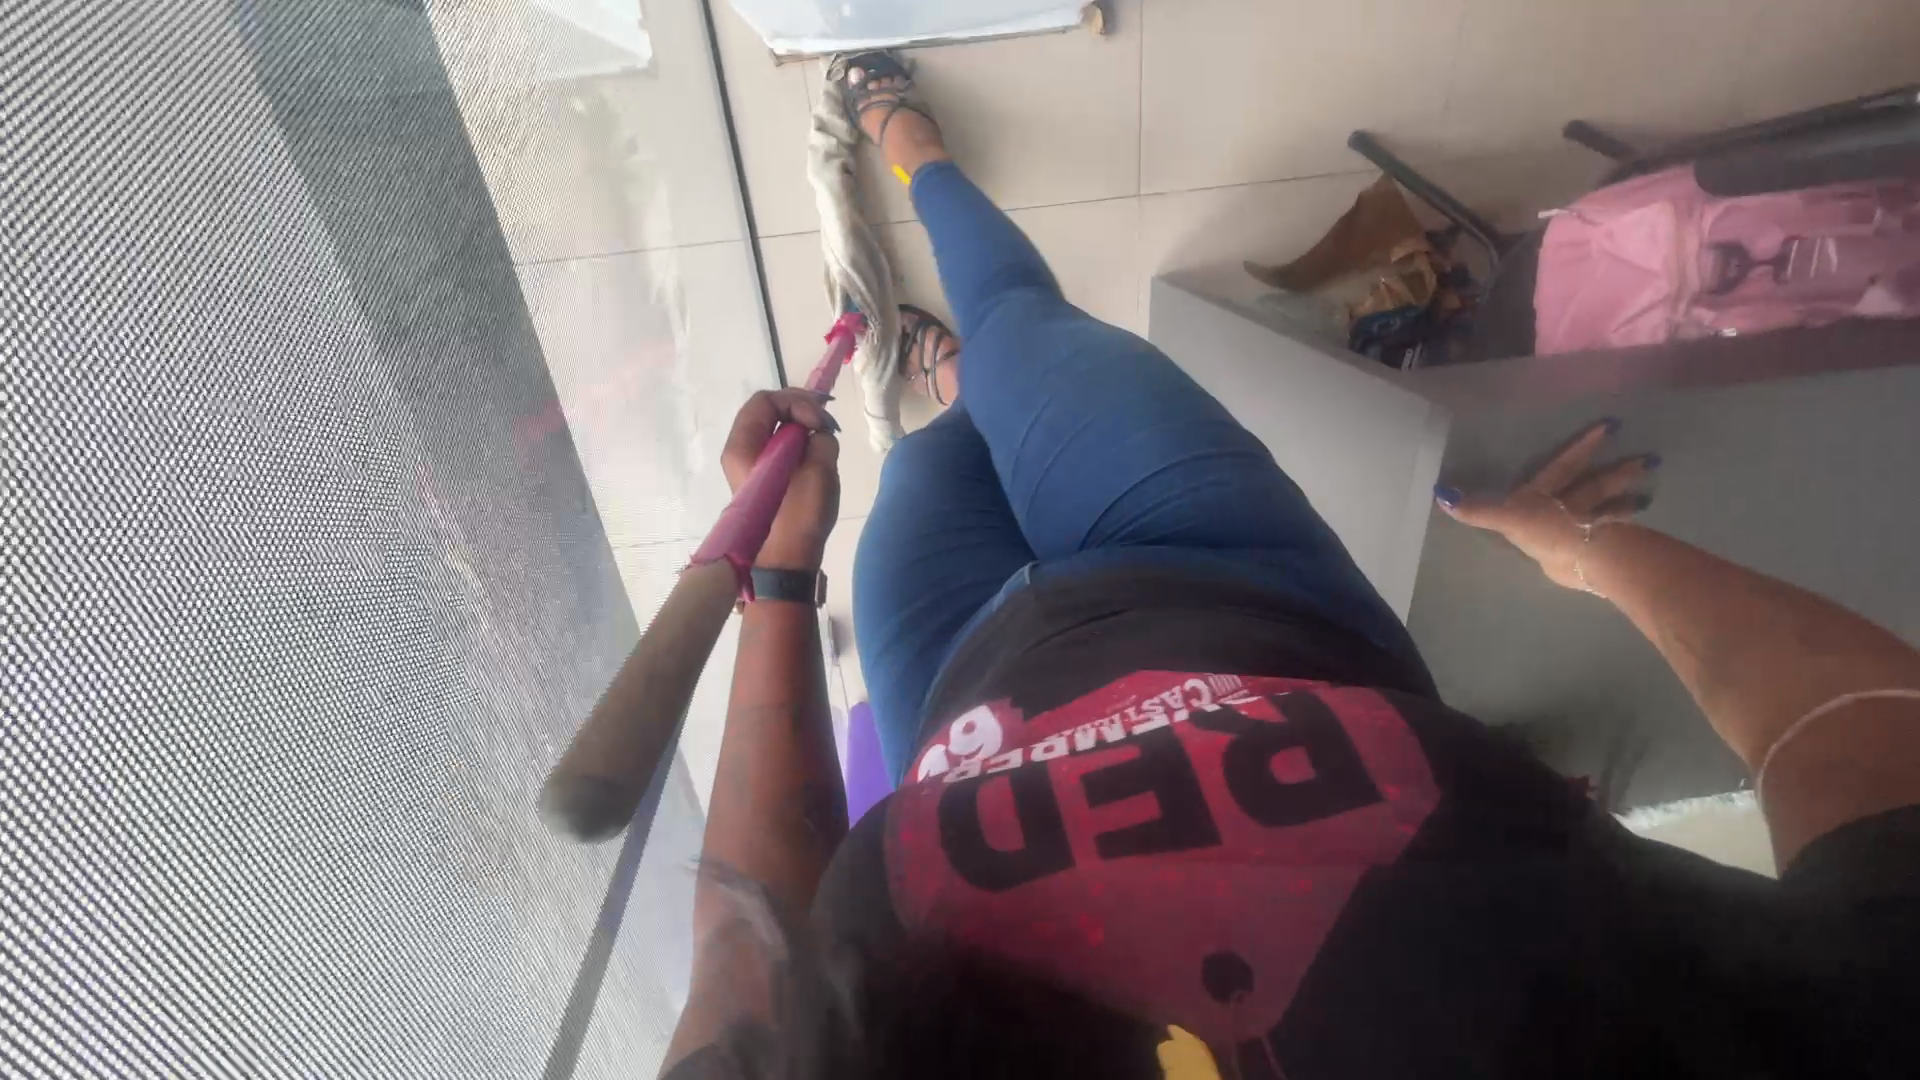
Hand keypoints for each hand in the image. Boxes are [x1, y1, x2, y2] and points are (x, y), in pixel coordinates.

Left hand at [722, 389, 840, 571]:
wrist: (785, 563)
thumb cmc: (798, 517)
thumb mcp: (819, 470)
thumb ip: (821, 439)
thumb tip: (817, 436)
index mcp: (744, 446)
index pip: (766, 400)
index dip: (798, 402)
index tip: (821, 423)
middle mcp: (739, 451)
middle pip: (768, 411)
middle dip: (801, 411)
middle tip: (828, 425)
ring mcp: (749, 466)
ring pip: (775, 430)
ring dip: (802, 428)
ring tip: (826, 440)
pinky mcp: (762, 479)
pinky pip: (778, 449)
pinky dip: (798, 445)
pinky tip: (817, 457)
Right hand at [1434, 419, 1658, 589]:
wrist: (1581, 560)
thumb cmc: (1545, 532)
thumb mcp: (1505, 518)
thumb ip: (1476, 508)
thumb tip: (1440, 493)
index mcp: (1548, 495)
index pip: (1565, 465)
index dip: (1582, 446)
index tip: (1610, 426)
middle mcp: (1573, 505)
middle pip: (1596, 484)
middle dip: (1619, 473)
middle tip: (1648, 460)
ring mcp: (1589, 527)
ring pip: (1610, 510)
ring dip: (1626, 503)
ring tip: (1646, 498)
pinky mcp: (1595, 550)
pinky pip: (1611, 537)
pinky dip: (1622, 534)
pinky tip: (1632, 535)